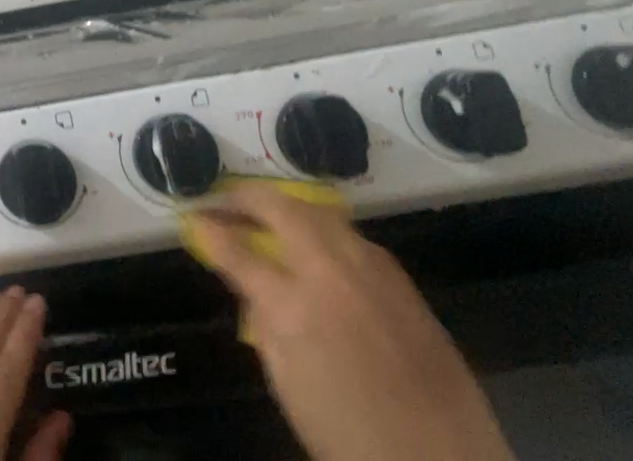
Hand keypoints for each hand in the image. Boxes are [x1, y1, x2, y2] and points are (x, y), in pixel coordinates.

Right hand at [191, 187, 513, 460]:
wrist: (438, 460)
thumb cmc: (345, 431)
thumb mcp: (285, 379)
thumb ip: (265, 321)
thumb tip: (252, 285)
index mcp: (294, 306)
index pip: (237, 250)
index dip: (210, 229)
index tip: (193, 217)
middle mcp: (333, 273)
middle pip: (282, 209)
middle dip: (247, 198)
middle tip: (224, 201)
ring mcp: (373, 272)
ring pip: (322, 213)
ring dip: (286, 207)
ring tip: (265, 214)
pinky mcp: (404, 282)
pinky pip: (353, 238)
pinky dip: (324, 230)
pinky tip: (317, 246)